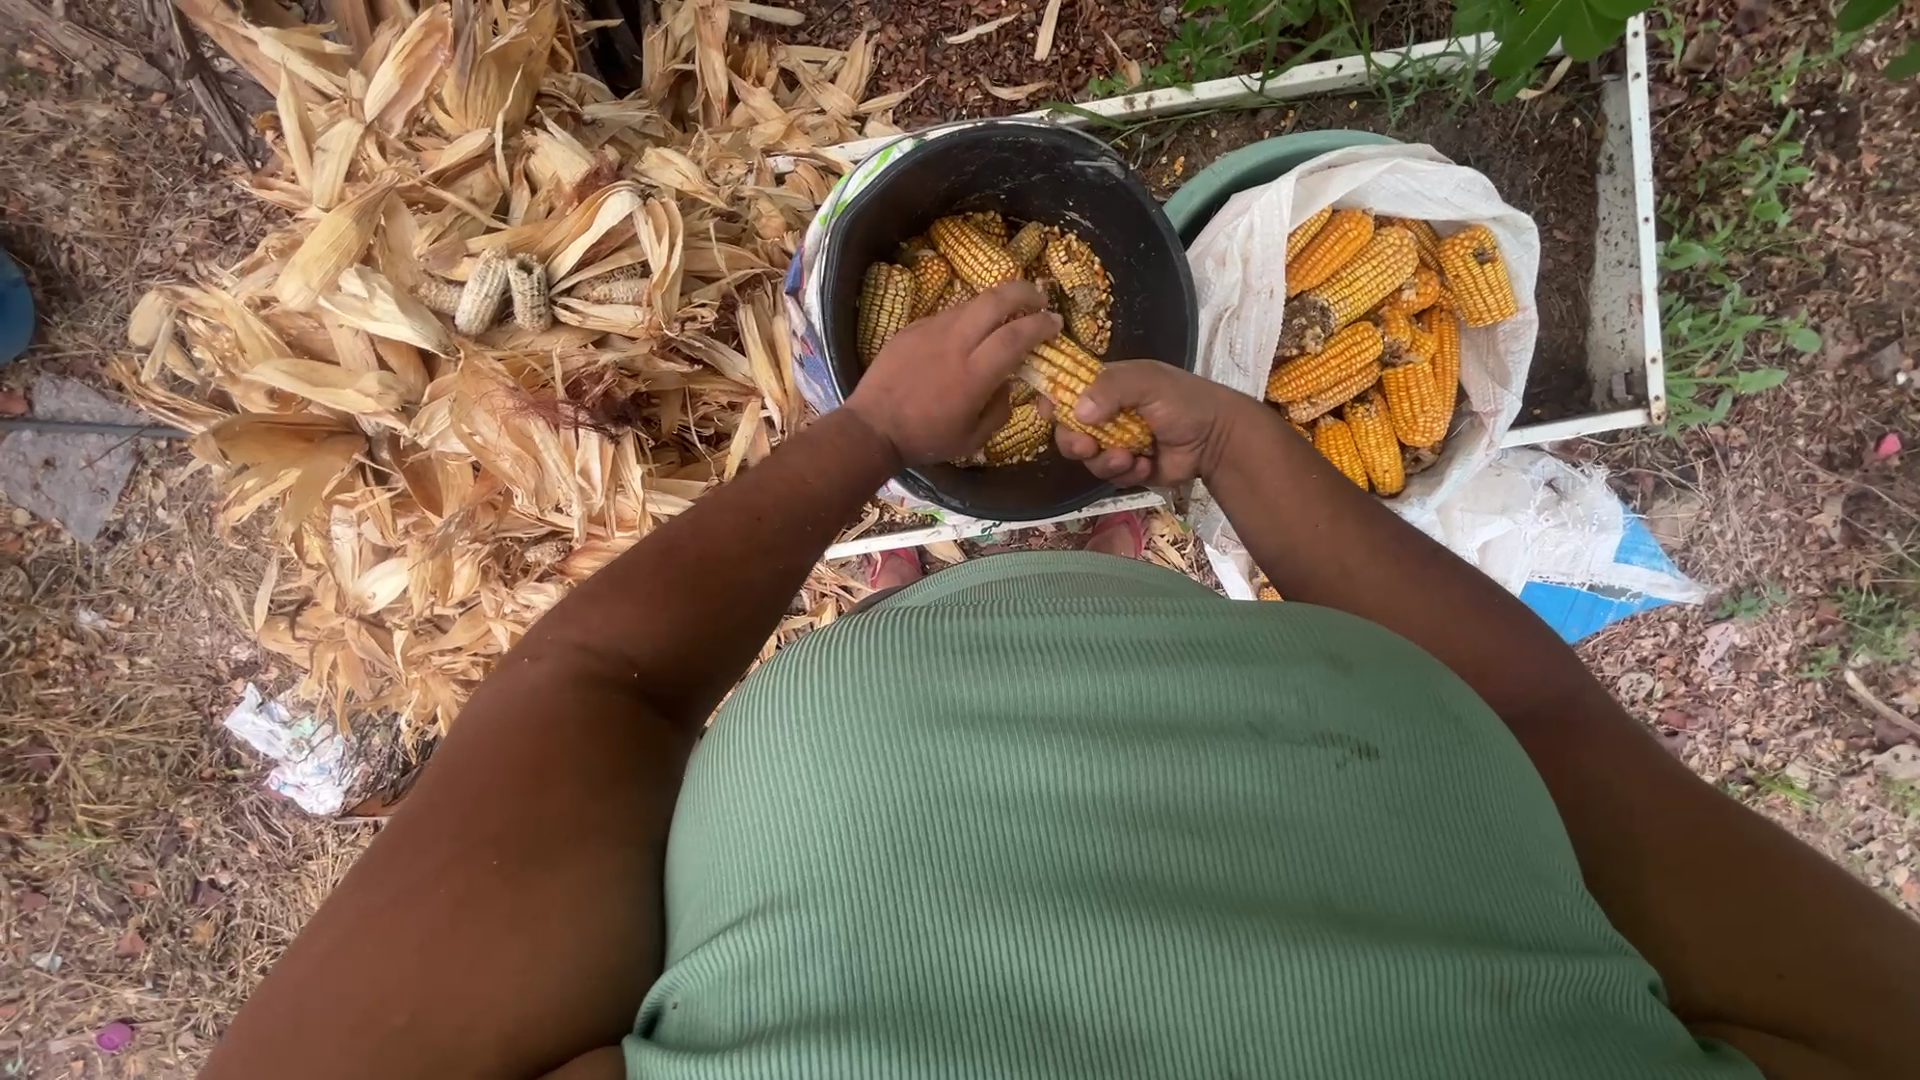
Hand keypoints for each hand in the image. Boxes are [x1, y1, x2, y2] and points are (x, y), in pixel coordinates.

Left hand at [843, 282, 1060, 466]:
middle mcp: (954, 344)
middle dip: (1025, 292)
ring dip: (997, 302)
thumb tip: (1009, 384)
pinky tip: (970, 331)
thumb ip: (999, 410)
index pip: (1016, 336)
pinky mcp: (912, 328)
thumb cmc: (926, 439)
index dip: (1041, 325)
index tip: (1056, 323)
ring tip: (1008, 313)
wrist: (873, 428)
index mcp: (973, 375)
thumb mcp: (973, 439)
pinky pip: (949, 314)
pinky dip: (969, 316)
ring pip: (972, 303)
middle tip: (1040, 299)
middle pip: (996, 300)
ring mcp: (931, 331)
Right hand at [1045, 360, 1263, 485]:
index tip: (1050, 414)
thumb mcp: (1148, 382)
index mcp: (1106, 387)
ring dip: (1105, 461)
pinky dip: (1127, 473)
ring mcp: (1115, 443)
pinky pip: (1111, 477)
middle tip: (1087, 447)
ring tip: (1129, 458)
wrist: (1217, 439)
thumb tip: (1078, 412)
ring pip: (1088, 459)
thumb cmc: (1184, 401)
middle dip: (1074, 443)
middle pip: (1069, 432)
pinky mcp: (1127, 469)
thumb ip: (1111, 389)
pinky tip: (1147, 465)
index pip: (1067, 392)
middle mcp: (1105, 415)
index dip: (1053, 403)